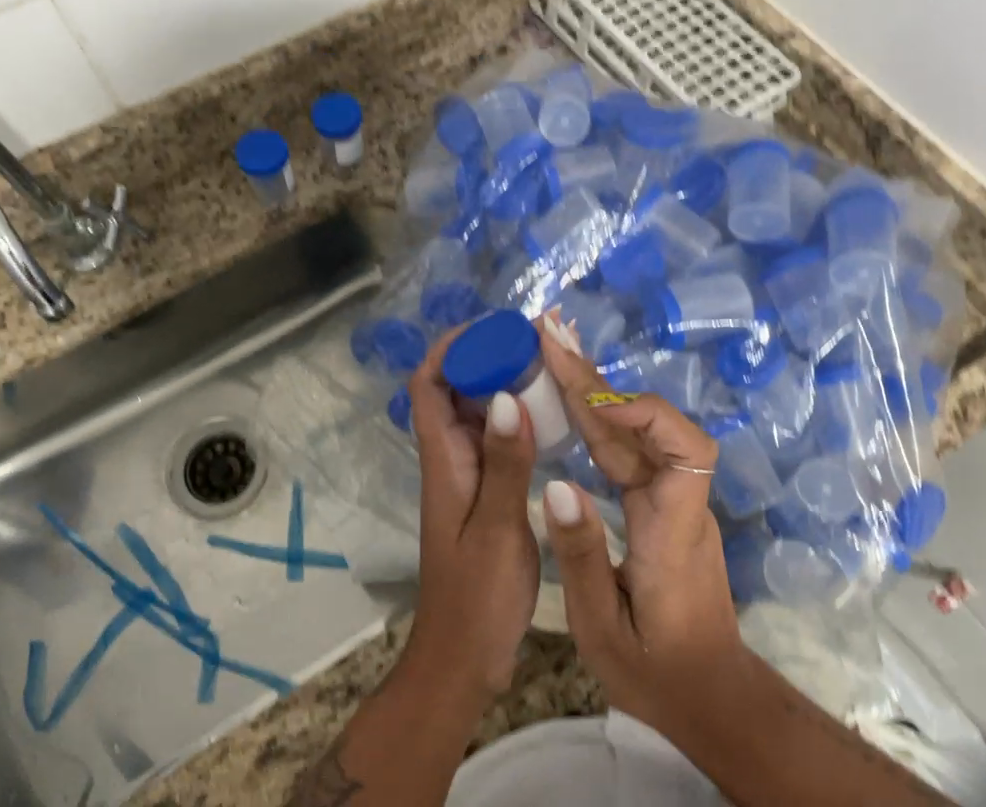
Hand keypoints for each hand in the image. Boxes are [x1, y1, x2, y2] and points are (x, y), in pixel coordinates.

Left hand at [403, 328, 540, 698]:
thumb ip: (505, 464)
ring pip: (480, 414)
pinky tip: (555, 418)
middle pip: (457, 391)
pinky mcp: (485, 495)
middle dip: (490, 357)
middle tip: (542, 341)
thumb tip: (503, 395)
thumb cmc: (478, 597)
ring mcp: (467, 478)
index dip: (454, 348)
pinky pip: (498, 442)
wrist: (465, 657)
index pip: (430, 384)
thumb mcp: (498, 528)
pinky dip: (519, 421)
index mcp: (443, 461)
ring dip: (507, 385)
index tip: (497, 327)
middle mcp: (450, 460)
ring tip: (554, 366)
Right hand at [534, 314, 745, 734]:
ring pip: (636, 432)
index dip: (640, 411)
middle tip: (547, 337)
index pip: (683, 449)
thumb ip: (581, 555)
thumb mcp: (603, 628)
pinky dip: (596, 420)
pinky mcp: (658, 506)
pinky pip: (628, 451)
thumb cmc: (656, 672)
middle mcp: (679, 503)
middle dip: (596, 380)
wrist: (708, 694)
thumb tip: (556, 486)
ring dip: (593, 390)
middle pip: (649, 426)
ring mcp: (671, 502)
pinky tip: (568, 401)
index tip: (588, 393)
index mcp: (672, 530)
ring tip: (549, 352)